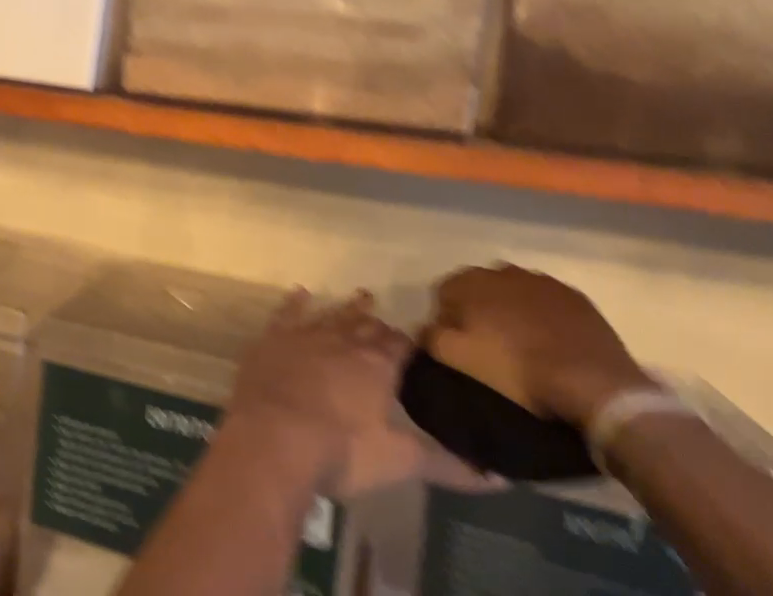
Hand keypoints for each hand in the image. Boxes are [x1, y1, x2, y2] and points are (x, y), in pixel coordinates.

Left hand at [228, 289, 497, 496]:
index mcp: (378, 366)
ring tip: (363, 296)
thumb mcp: (398, 461)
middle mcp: (345, 342)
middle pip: (368, 328)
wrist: (272, 439)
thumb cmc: (340, 451)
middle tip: (388, 321)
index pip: (401, 346)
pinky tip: (300, 293)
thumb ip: (447, 467)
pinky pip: (286, 314)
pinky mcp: (271, 341)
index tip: (418, 341)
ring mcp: (306, 336)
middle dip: (380, 325)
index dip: (410, 344)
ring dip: (348, 307)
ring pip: (333, 314)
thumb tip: (501, 480)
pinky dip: (294, 303)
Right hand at [427, 264, 655, 428]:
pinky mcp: (574, 296)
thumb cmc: (514, 368)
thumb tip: (426, 326)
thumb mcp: (456, 357)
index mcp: (470, 282)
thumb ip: (431, 335)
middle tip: (488, 344)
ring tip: (520, 343)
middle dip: (478, 310)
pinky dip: (542, 315)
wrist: (588, 380)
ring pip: (513, 291)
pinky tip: (549, 341)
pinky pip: (546, 301)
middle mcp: (503, 270)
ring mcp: (542, 280)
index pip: (443, 292)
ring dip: (511, 310)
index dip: (447, 319)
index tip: (459, 344)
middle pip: (479, 288)